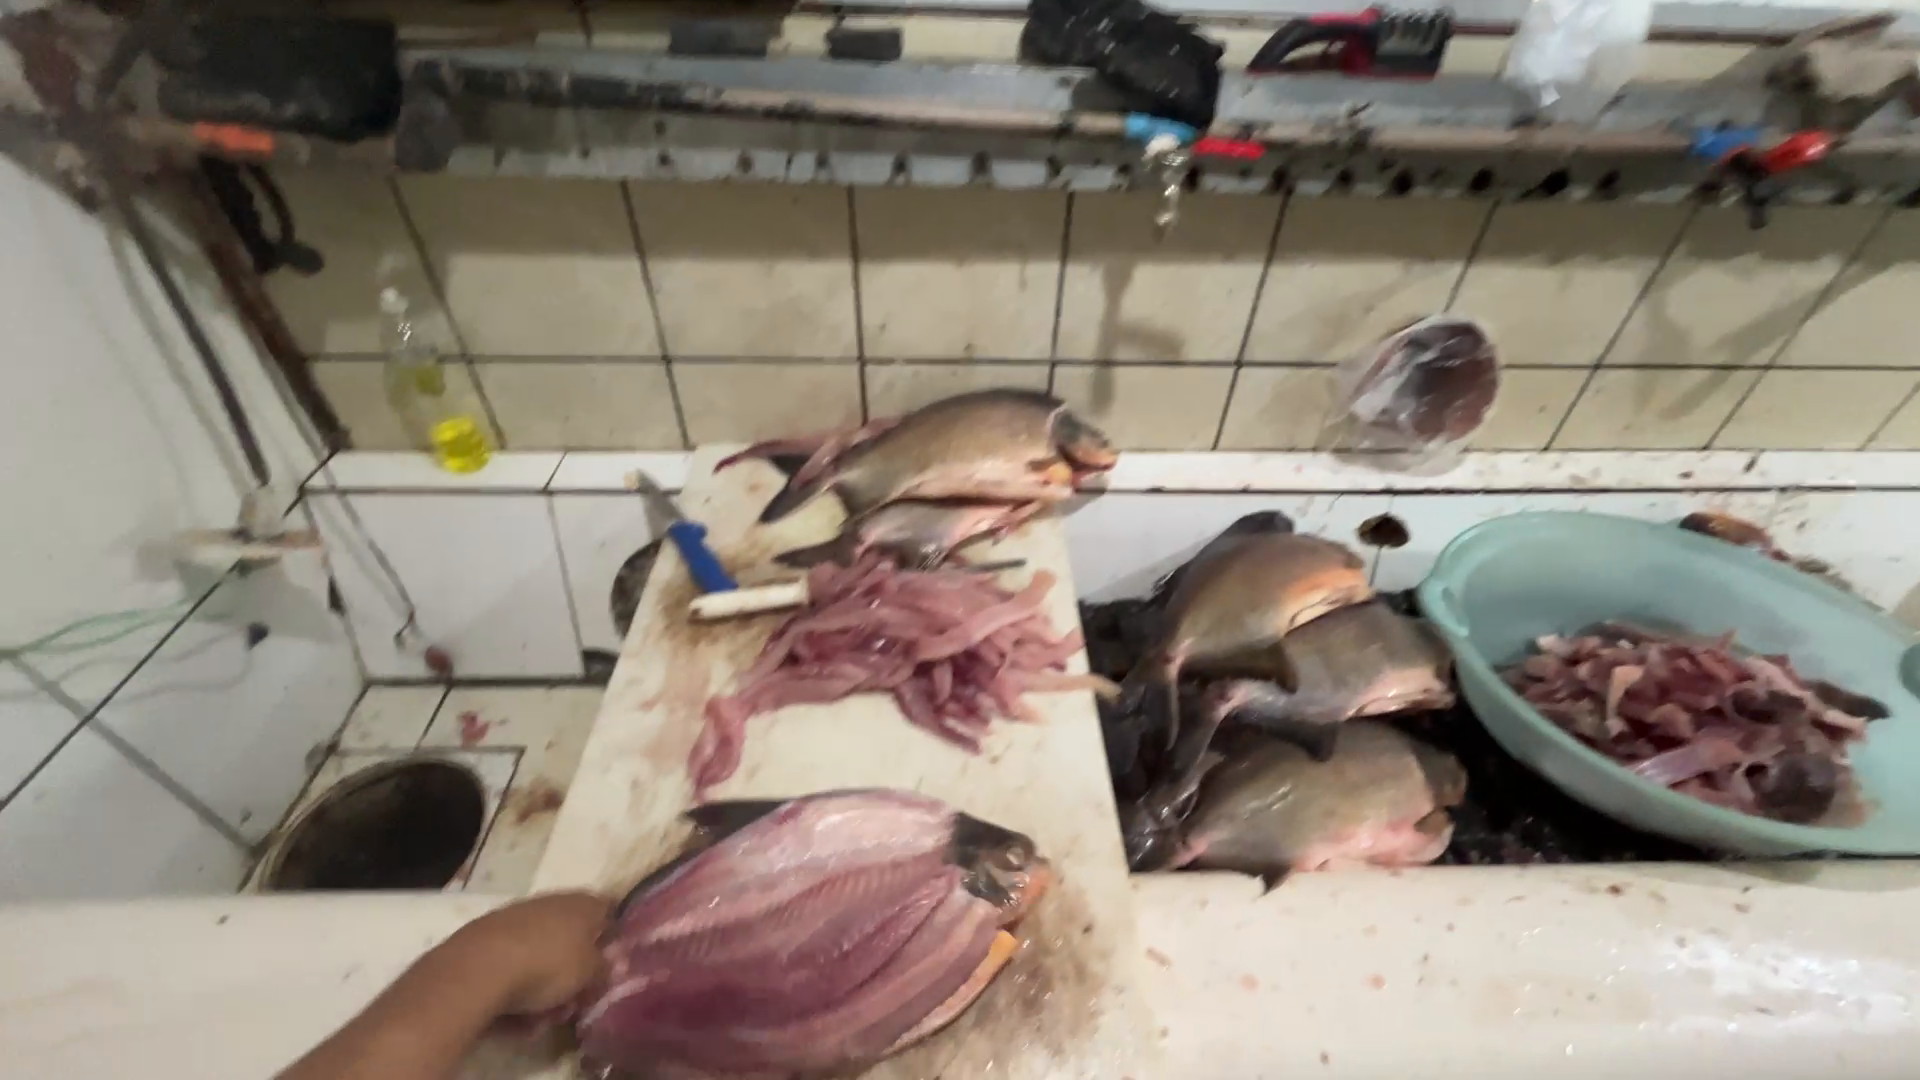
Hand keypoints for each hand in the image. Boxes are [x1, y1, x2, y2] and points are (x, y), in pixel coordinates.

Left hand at [446, 891, 613, 1015]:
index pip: (610, 911)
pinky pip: (515, 956)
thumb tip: (613, 964)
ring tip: (540, 1012)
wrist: (479, 968)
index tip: (609, 963)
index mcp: (586, 903)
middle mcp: (558, 901)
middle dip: (574, 966)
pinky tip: (513, 1006)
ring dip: (545, 978)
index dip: (613, 936)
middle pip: (574, 934)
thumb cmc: (548, 965)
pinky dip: (518, 978)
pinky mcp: (491, 931)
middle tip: (573, 997)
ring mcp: (522, 913)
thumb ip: (605, 968)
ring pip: (543, 948)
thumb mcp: (588, 974)